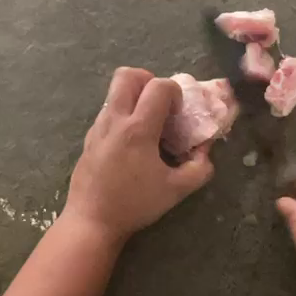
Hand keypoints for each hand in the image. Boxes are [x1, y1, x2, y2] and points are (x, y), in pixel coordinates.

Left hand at [62, 68, 215, 241]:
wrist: (92, 221)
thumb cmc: (135, 205)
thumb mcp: (176, 190)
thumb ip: (199, 167)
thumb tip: (206, 150)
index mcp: (138, 129)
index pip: (159, 86)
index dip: (175, 92)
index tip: (178, 114)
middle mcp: (114, 120)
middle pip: (127, 75)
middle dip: (149, 80)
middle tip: (159, 104)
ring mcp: (98, 127)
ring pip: (114, 92)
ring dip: (135, 98)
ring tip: (148, 125)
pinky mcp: (89, 138)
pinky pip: (107, 111)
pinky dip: (123, 115)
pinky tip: (131, 144)